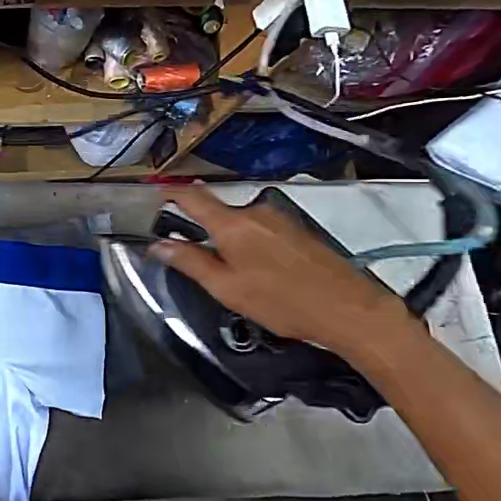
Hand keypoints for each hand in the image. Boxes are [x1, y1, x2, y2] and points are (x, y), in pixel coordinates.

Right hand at [149, 187, 416, 360]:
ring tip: (236, 276)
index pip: (193, 197)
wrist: (344, 306)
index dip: (172, 194)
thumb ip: (191, 263)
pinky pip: (262, 229)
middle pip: (218, 212)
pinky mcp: (296, 228)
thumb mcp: (228, 289)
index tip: (156, 198)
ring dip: (231, 241)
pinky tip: (262, 272)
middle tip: (198, 261)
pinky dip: (252, 244)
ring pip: (241, 223)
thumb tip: (158, 244)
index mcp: (233, 223)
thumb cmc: (280, 302)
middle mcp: (255, 210)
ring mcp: (279, 217)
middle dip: (204, 231)